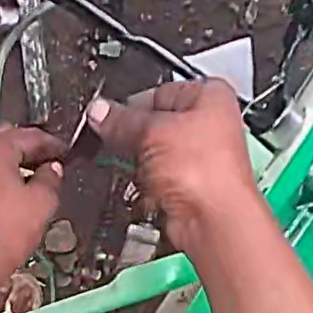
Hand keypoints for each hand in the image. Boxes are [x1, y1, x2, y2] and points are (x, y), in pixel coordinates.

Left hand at [0, 126, 66, 287]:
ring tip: (25, 183)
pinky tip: (1, 197)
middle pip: (5, 143)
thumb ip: (50, 180)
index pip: (30, 136)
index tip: (62, 153)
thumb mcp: (42, 203)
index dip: (52, 146)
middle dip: (27, 153)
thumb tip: (52, 172)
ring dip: (6, 167)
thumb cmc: (0, 234)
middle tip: (47, 166)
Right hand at [86, 80, 261, 253]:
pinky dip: (146, 186)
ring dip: (140, 166)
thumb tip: (100, 113)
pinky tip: (144, 188)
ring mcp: (198, 161)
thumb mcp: (152, 133)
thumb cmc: (205, 171)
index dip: (132, 105)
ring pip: (154, 157)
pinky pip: (156, 182)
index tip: (108, 116)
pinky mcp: (186, 189)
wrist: (212, 220)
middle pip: (156, 126)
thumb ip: (122, 121)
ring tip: (137, 170)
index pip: (160, 91)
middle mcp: (208, 126)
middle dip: (135, 138)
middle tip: (117, 144)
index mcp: (210, 96)